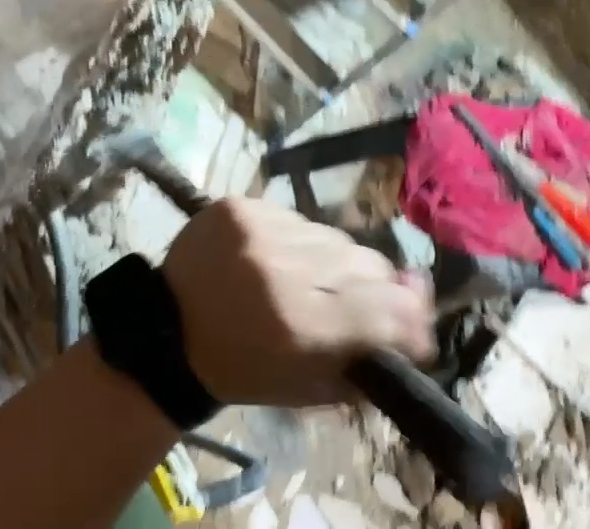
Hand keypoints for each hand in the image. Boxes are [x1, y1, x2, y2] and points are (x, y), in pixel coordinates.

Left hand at [161, 198, 435, 406]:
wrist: (167, 330)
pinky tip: (278, 260)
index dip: (410, 318)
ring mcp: (256, 229)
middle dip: (373, 289)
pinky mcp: (237, 204)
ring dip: (333, 262)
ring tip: (310, 282)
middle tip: (355, 305)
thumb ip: (372, 354)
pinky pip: (295, 217)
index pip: (388, 307)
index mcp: (299, 324)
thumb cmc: (242, 369)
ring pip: (333, 236)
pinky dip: (297, 240)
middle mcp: (280, 267)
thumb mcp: (311, 386)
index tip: (412, 328)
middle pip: (366, 264)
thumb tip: (422, 313)